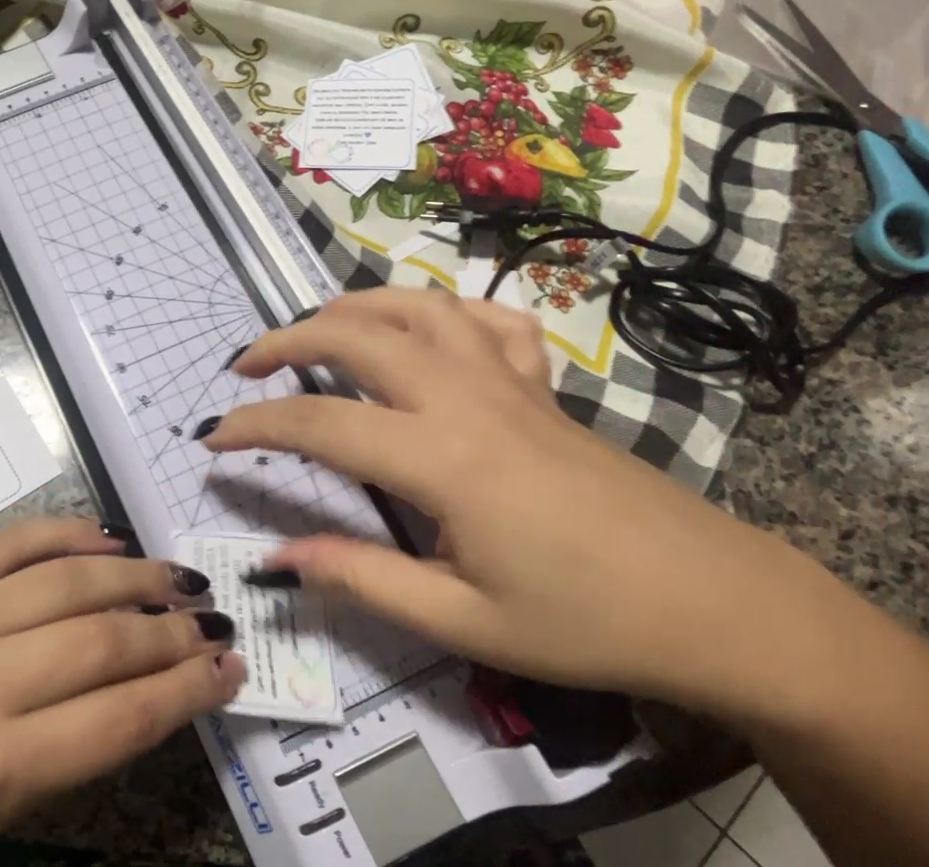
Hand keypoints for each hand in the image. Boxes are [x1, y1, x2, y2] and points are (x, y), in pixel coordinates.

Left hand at [0, 519, 246, 864]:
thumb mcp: (27, 793)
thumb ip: (100, 732)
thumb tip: (178, 669)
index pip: (119, 716)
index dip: (187, 688)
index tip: (228, 667)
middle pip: (99, 642)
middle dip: (171, 630)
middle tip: (211, 621)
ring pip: (64, 582)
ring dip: (135, 574)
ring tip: (178, 577)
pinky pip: (12, 543)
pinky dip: (68, 533)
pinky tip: (111, 539)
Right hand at [201, 288, 867, 720]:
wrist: (717, 605)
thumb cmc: (585, 621)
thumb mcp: (461, 620)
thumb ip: (360, 580)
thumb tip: (275, 560)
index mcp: (441, 459)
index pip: (320, 424)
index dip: (255, 425)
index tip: (211, 439)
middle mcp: (467, 399)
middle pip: (359, 335)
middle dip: (288, 340)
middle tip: (246, 367)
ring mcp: (510, 383)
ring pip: (419, 307)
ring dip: (355, 305)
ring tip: (316, 329)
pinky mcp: (544, 388)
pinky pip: (489, 319)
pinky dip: (444, 309)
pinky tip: (424, 329)